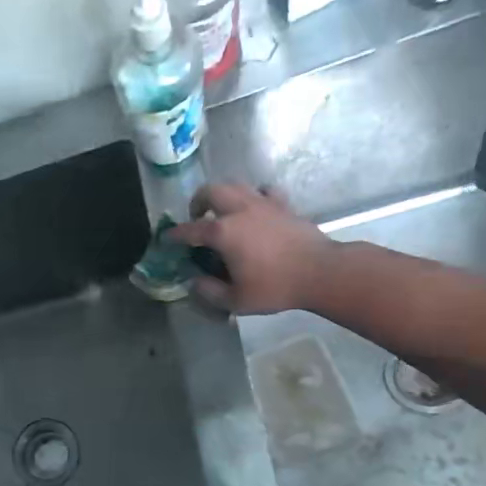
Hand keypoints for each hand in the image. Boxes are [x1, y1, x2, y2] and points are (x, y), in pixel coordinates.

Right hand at [166, 184, 336, 313]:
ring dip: (224, 194)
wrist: (318, 272)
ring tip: (222, 210)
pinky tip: (255, 208)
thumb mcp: (235, 300)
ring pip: (237, 185)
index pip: (191, 230)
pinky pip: (264, 191)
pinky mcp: (283, 205)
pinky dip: (254, 196)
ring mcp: (264, 203)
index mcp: (223, 232)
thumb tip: (194, 282)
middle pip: (212, 191)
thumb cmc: (273, 287)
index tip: (167, 238)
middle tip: (196, 216)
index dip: (176, 235)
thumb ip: (209, 291)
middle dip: (198, 201)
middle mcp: (240, 210)